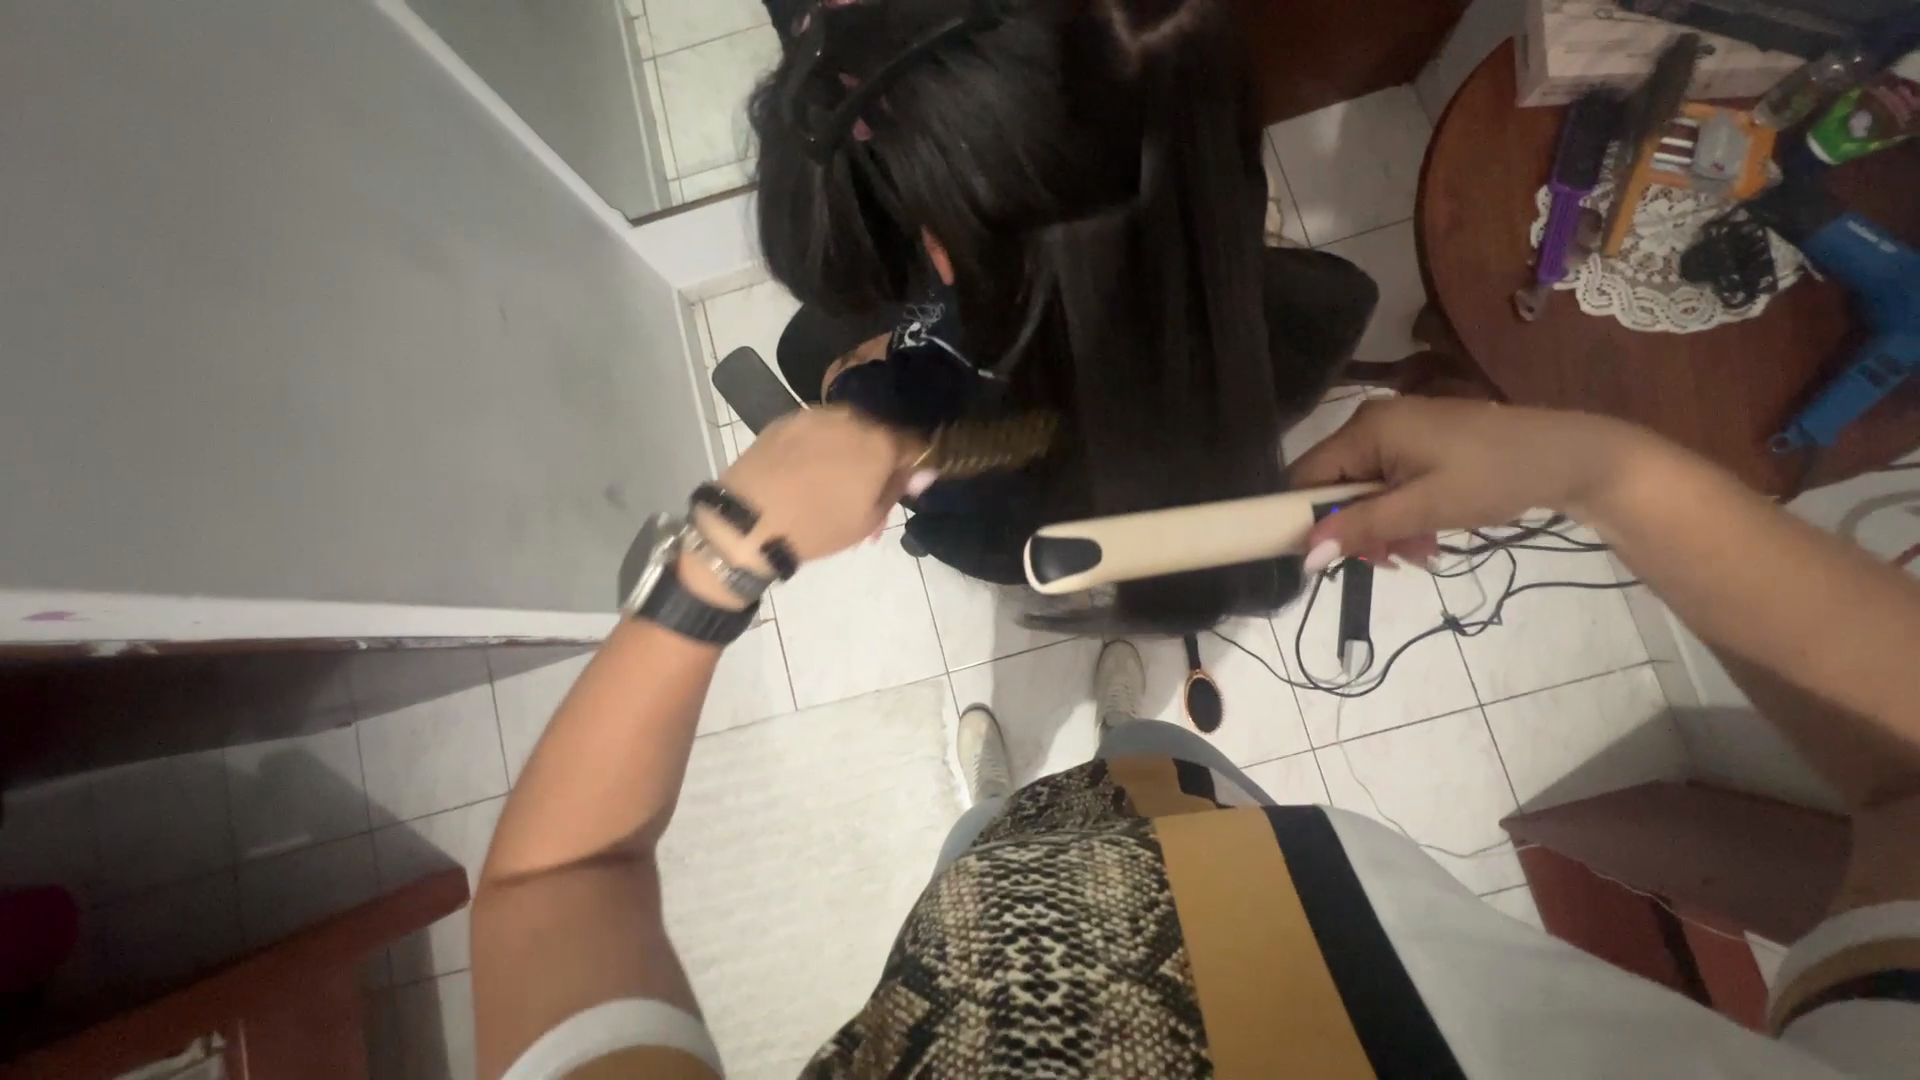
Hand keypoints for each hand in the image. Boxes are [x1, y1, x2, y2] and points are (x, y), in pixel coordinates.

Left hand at [701, 406, 929, 570]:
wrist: (750, 521)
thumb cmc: (817, 527)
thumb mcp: (867, 520)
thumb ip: (896, 490)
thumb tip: (922, 472)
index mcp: (879, 444)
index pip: (913, 445)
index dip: (910, 466)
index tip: (901, 486)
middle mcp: (852, 420)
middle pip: (877, 434)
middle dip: (875, 457)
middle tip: (861, 491)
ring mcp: (817, 415)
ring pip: (845, 429)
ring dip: (846, 449)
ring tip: (828, 481)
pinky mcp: (786, 419)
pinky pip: (815, 429)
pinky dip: (817, 445)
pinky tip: (803, 471)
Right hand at [1288, 397, 1649, 565]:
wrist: (1575, 458)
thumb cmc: (1496, 477)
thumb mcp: (1426, 509)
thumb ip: (1362, 529)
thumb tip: (1306, 558)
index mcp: (1366, 429)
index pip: (1304, 477)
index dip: (1304, 518)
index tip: (1324, 557)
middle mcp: (1371, 423)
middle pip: (1332, 486)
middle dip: (1353, 528)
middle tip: (1386, 560)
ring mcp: (1396, 431)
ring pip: (1359, 490)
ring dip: (1379, 528)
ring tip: (1417, 553)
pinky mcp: (1417, 443)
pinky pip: (1385, 483)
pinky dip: (1397, 514)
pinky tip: (1424, 537)